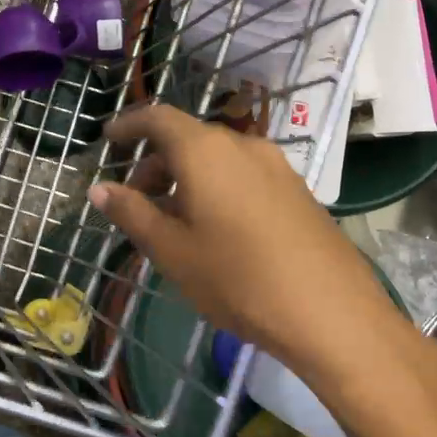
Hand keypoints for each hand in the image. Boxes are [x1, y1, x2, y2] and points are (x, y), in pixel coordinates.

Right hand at [90, 104, 411, 384]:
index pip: (157, 117)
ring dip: (186, 178)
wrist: (336, 319)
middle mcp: (242, 146)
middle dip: (155, 163)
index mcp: (205, 151)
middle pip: (187, 139)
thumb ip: (132, 213)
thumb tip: (100, 189)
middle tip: (135, 200)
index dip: (128, 125)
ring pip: (217, 159)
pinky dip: (217, 188)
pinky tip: (214, 232)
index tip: (107, 142)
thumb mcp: (171, 250)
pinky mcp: (299, 194)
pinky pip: (243, 176)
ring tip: (172, 222)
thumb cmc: (238, 279)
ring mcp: (277, 168)